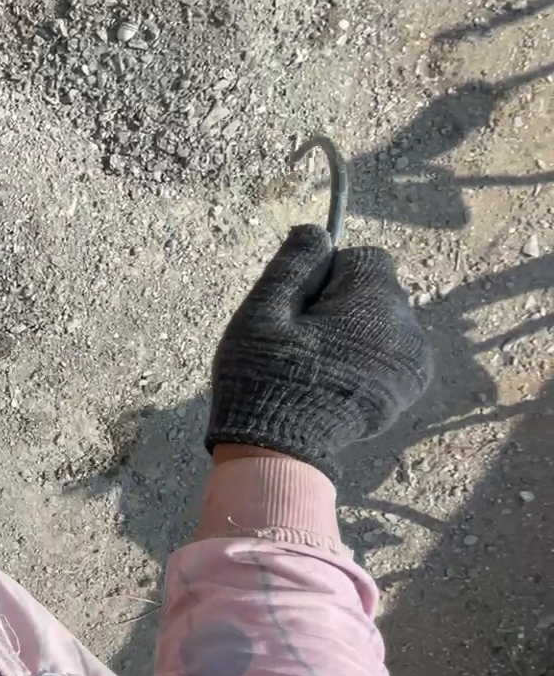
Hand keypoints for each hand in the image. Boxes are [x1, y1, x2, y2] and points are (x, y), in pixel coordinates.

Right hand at [206, 224, 430, 478]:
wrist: (279, 445)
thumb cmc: (262, 375)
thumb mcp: (260, 317)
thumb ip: (291, 270)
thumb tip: (313, 230)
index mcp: (373, 303)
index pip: (362, 258)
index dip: (322, 274)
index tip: (290, 305)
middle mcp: (409, 326)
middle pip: (373, 291)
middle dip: (336, 304)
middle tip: (290, 337)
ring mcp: (415, 360)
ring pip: (380, 323)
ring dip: (348, 331)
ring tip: (307, 361)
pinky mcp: (409, 386)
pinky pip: (387, 352)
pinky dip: (360, 357)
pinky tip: (326, 378)